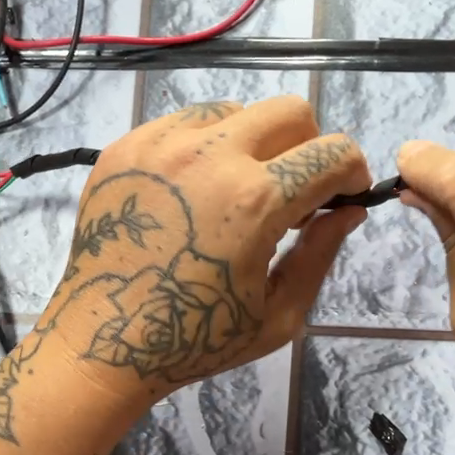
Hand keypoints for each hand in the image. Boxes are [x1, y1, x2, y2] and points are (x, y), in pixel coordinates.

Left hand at [38, 97, 370, 409]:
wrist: (103, 343)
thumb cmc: (194, 342)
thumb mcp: (276, 316)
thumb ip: (319, 255)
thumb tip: (348, 211)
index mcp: (254, 201)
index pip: (331, 152)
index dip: (350, 173)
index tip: (341, 195)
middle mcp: (208, 156)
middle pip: (289, 111)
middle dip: (308, 145)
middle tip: (292, 193)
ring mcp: (159, 145)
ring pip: (232, 111)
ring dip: (251, 143)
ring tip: (235, 193)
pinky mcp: (123, 150)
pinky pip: (181, 124)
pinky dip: (201, 149)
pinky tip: (191, 194)